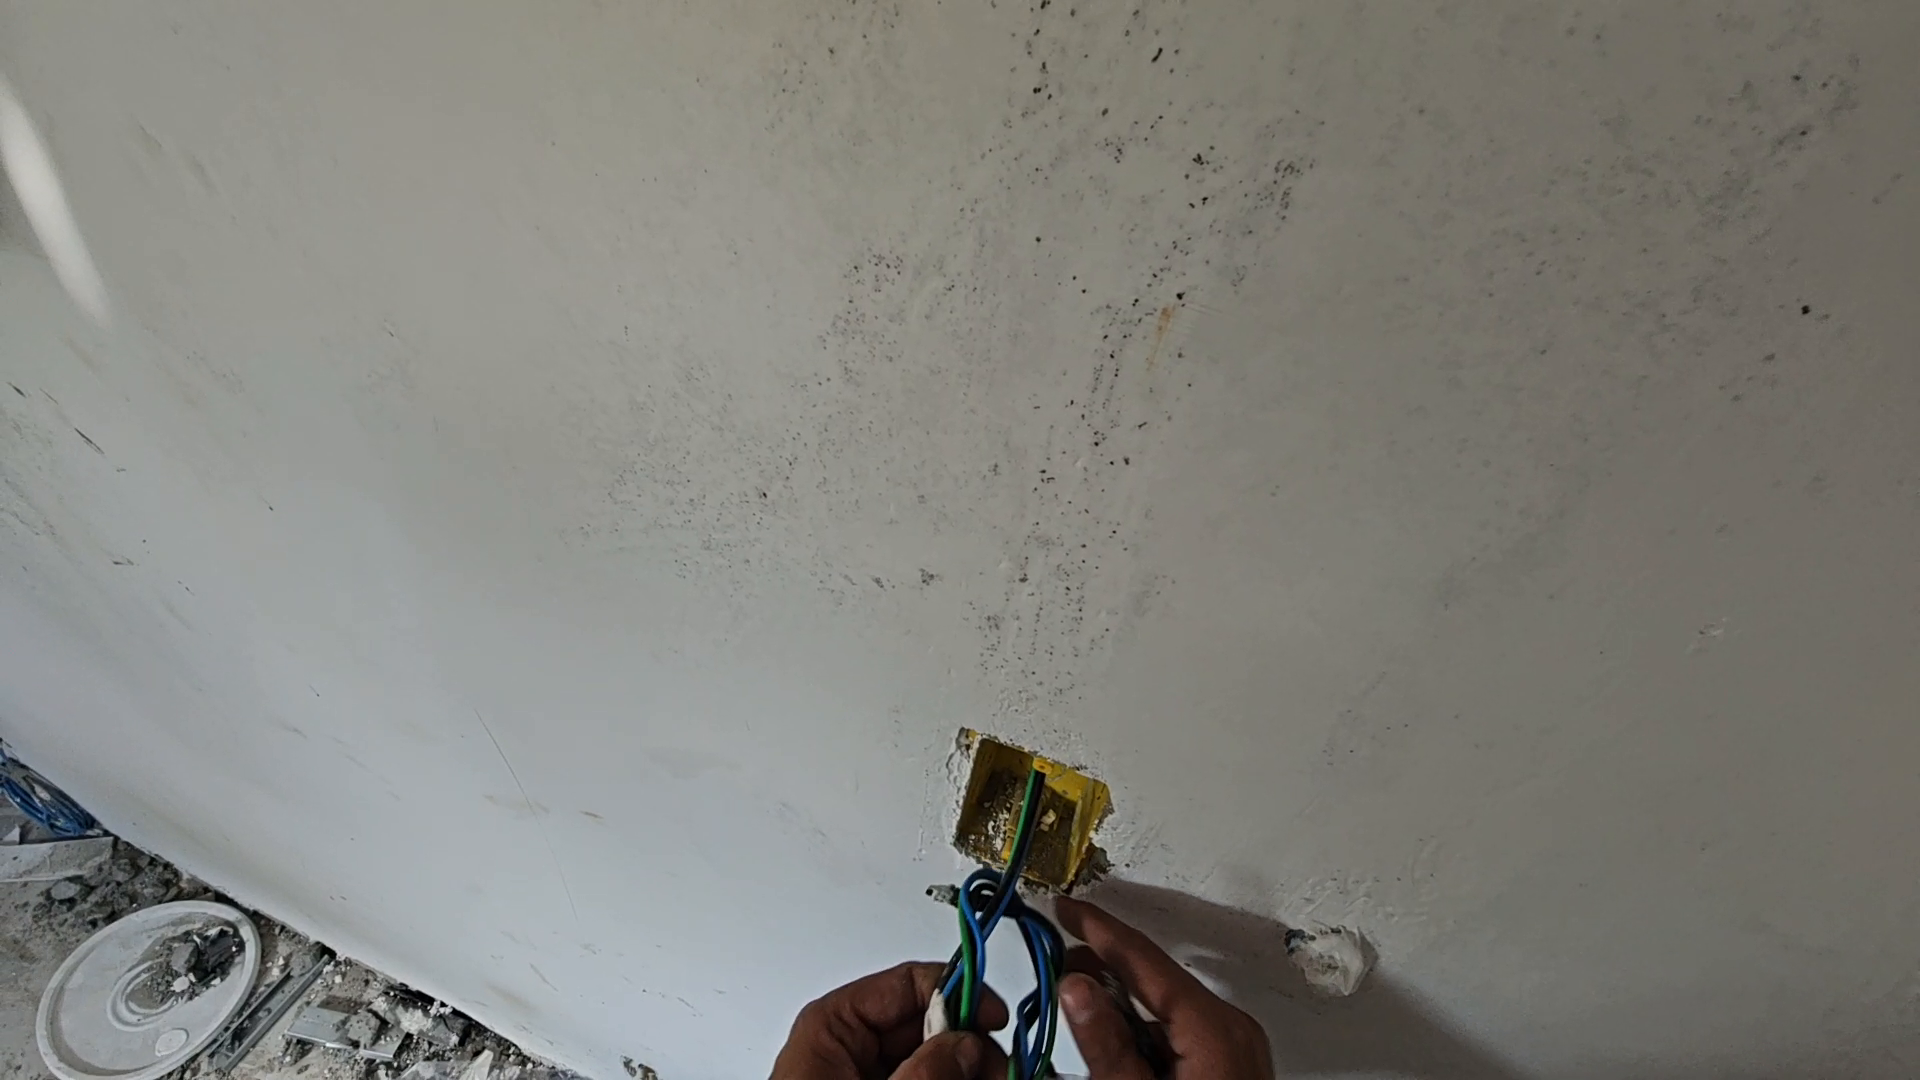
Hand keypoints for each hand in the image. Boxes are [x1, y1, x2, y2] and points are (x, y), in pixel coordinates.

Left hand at [771, 961, 1010, 1079]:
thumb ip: (926, 1073)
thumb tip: (969, 1045)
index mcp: (836, 1025)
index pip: (909, 983)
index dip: (959, 993)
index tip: (997, 1019)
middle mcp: (850, 1046)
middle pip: (928, 1024)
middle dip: (970, 1048)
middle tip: (1003, 1073)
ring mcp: (863, 1079)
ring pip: (932, 1060)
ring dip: (966, 1075)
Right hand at [1054, 897, 1272, 1079]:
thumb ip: (1105, 1043)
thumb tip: (1076, 984)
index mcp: (1213, 1027)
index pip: (1142, 958)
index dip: (1096, 927)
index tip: (1063, 908)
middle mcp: (1228, 1028)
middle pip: (1150, 980)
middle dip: (1100, 972)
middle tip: (1055, 967)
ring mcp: (1231, 1049)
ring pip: (1158, 1009)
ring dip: (1115, 1009)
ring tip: (1075, 1013)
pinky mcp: (1226, 1069)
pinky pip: (1172, 1035)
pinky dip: (1138, 1037)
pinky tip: (1109, 1052)